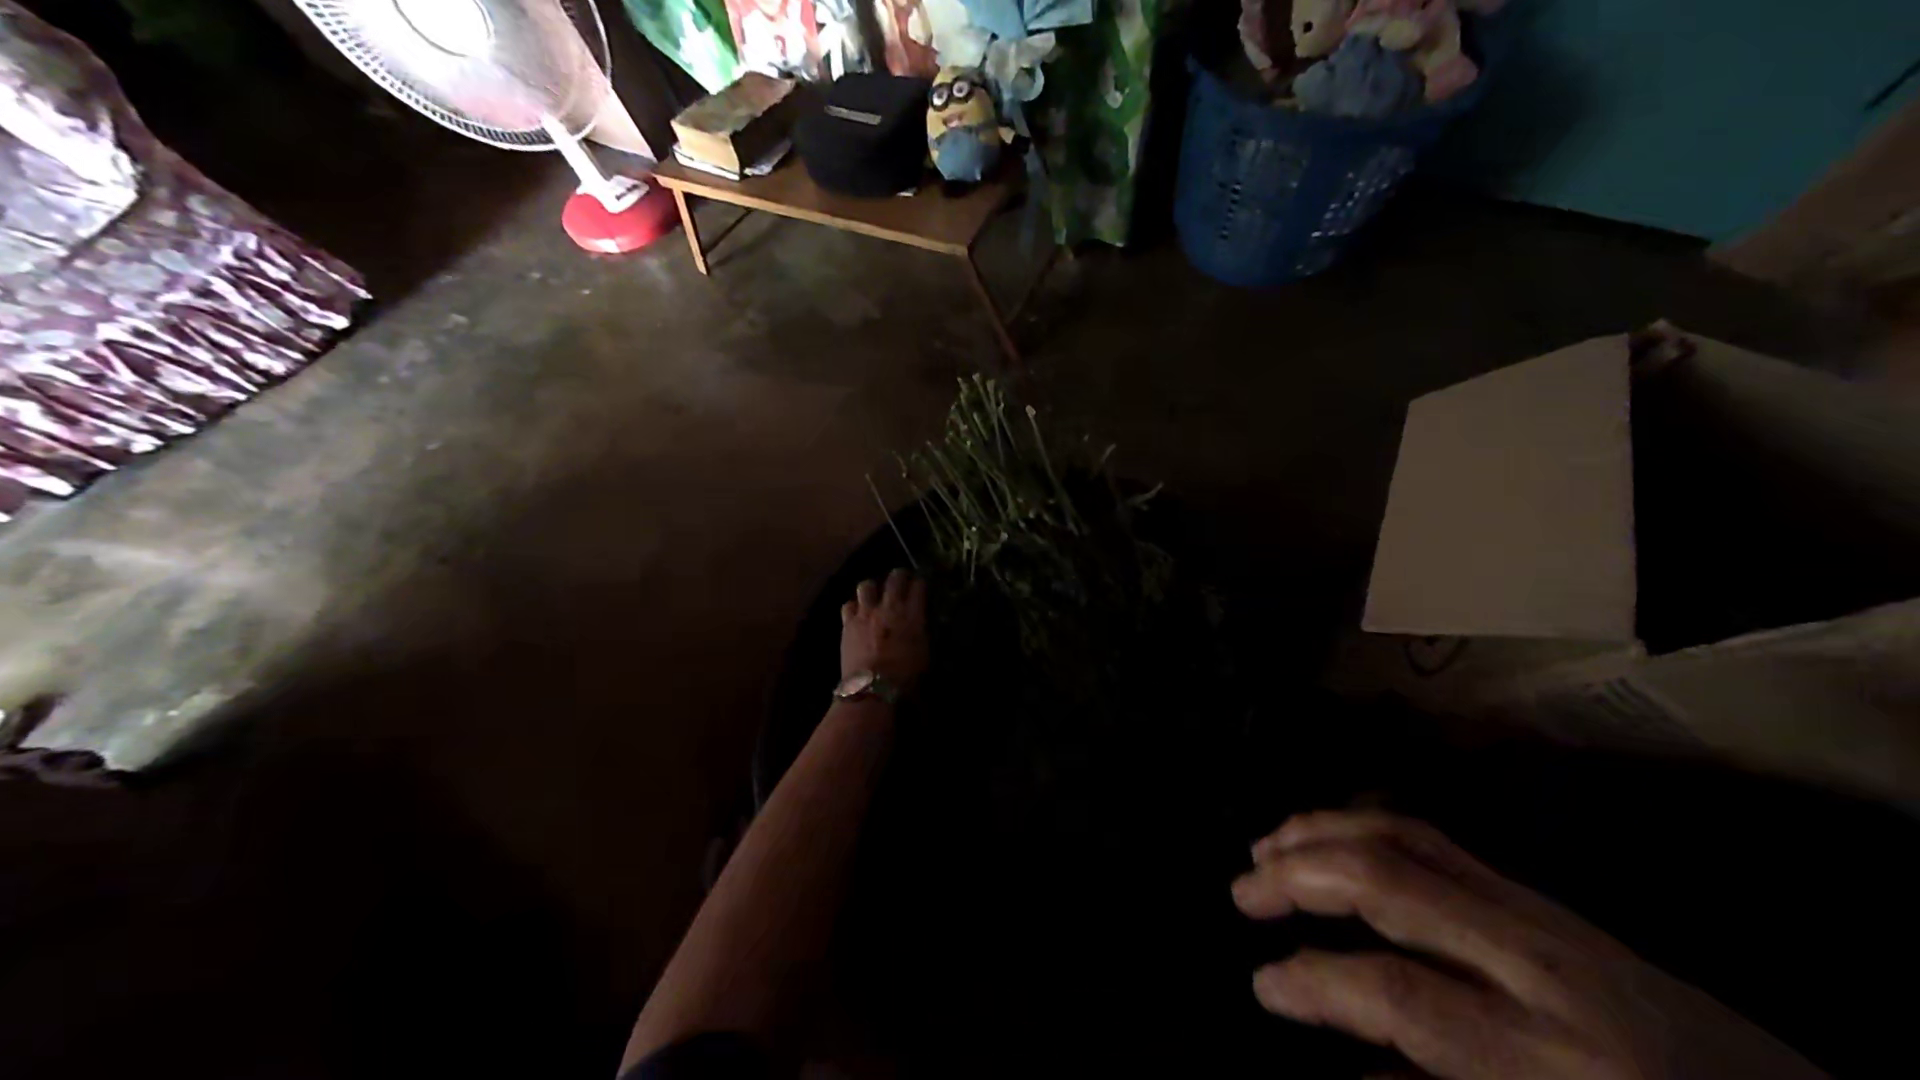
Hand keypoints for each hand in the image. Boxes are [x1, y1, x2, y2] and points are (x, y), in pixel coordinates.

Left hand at [839, 569, 927, 687]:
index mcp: (912, 615)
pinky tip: (857, 613)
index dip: (920, 581)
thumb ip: (921, 630)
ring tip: (874, 594)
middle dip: (899, 576)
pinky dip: (854, 606)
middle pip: (895, 578)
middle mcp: (889, 607)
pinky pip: (849, 604)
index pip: (918, 586)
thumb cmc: (905, 676)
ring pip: (866, 585)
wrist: (873, 688)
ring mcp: (866, 613)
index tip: (921, 583)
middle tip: (901, 580)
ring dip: (872, 587)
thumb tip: (919, 622)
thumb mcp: (924, 651)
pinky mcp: (848, 623)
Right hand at [1232, 810, 1827, 1079]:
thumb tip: (1349, 1068)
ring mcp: (1543, 916)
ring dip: (1323, 834)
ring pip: (1411, 839)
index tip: (1260, 983)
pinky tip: (1331, 837)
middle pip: (1393, 883)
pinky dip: (1365, 825)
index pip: (1400, 993)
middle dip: (1299, 877)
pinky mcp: (1544, 899)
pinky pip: (1437, 839)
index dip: (1313, 982)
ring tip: (1265, 846)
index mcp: (1546, 1053)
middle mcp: (1538, 963)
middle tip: (1241, 892)